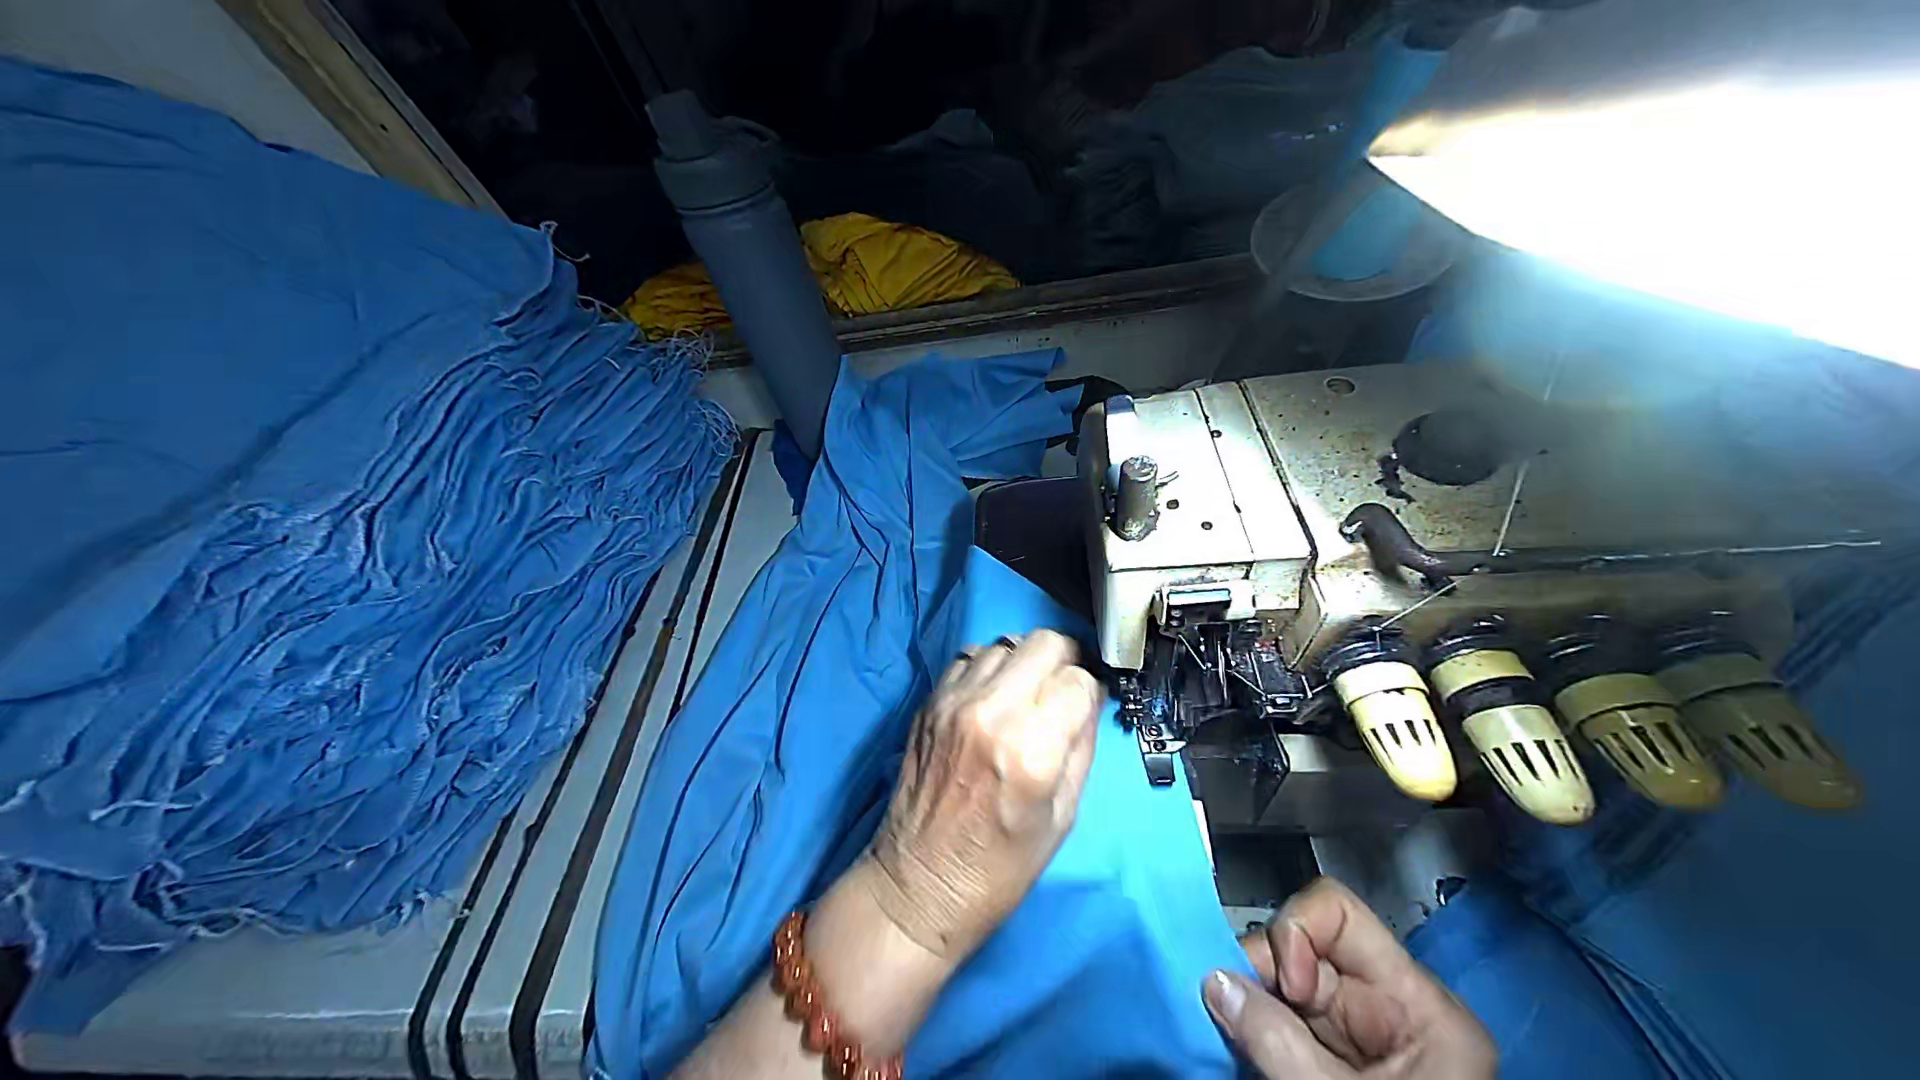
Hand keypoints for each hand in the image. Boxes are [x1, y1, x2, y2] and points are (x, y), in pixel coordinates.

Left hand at [863, 630, 1103, 961]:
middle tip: (1061, 691)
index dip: (1089, 692)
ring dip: (1024, 663)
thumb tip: (1089, 697)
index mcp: (1030, 748)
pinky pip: (969, 657)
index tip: (1085, 708)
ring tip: (1024, 696)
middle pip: (1043, 643)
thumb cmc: (1001, 866)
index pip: (1078, 680)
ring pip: (1005, 642)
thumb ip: (1082, 745)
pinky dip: (989, 668)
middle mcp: (990, 711)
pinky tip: (991, 699)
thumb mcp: (1063, 815)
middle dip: (1063, 662)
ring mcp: (952, 701)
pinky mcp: (928, 701)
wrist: (919, 884)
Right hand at [1203, 877, 1495, 1078]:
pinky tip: (1236, 1043)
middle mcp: (1383, 1006)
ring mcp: (1354, 1033)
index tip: (1283, 987)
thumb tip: (1212, 981)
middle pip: (1300, 945)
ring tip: (1230, 1034)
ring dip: (1247, 1000)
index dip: (1295, 931)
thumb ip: (1277, 1042)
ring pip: (1279, 981)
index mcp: (1415, 1005)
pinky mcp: (1329, 1059)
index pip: (1338, 913)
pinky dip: (1250, 1025)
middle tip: (1229, 1009)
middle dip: (1258, 971)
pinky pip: (1276, 1017)